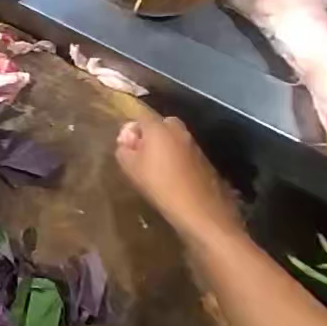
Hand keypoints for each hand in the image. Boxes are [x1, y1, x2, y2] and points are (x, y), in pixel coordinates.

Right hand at [115, 116, 244, 243]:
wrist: (199, 208)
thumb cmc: (159, 184)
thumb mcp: (130, 168)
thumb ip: (123, 149)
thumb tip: (127, 142)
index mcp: (159, 128)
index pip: (140, 117)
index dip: (130, 129)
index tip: (125, 146)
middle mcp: (178, 130)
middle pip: (159, 125)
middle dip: (148, 135)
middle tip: (140, 154)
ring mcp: (193, 144)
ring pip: (172, 138)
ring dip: (163, 147)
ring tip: (154, 167)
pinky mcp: (203, 158)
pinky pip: (182, 151)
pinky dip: (175, 157)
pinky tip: (170, 176)